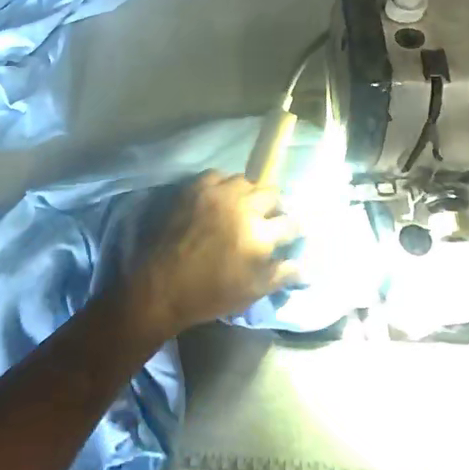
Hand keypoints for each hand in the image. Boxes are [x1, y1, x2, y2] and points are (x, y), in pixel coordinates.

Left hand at [117, 171, 300, 342]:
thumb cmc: (211, 294)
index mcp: (260, 235)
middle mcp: (242, 207)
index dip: (295, 229)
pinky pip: (217, 175)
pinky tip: (222, 198)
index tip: (292, 233)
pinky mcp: (194, 189)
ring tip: (245, 206)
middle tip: (270, 218)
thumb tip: (305, 268)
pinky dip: (224, 185)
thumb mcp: (252, 290)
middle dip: (275, 206)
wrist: (163, 285)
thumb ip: (281, 274)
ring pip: (245, 181)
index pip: (291, 222)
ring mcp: (216, 194)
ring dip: (250, 193)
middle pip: (272, 193)